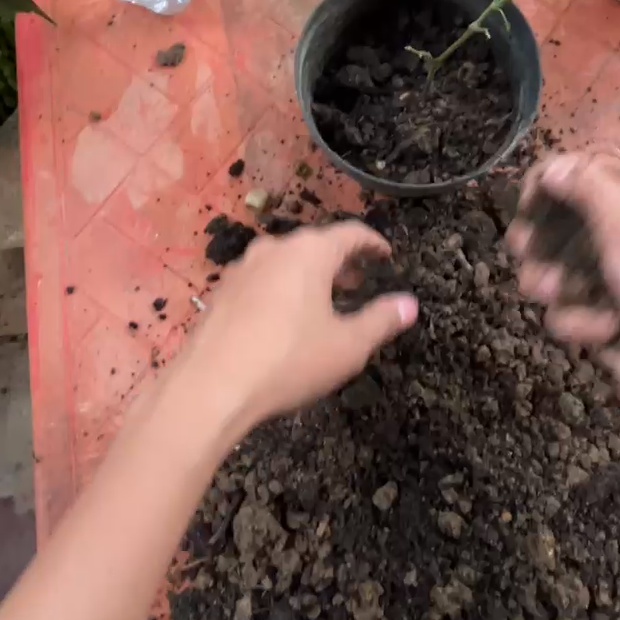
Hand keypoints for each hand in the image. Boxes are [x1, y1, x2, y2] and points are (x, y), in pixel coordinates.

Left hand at [173, 222, 417, 434]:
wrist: (209, 386)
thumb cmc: (288, 360)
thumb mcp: (347, 345)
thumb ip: (382, 320)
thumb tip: (410, 303)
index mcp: (310, 252)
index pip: (351, 233)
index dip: (373, 243)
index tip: (386, 255)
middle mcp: (276, 248)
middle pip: (316, 244)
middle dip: (341, 260)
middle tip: (359, 280)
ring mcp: (244, 266)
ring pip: (287, 260)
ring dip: (310, 274)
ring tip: (325, 300)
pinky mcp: (223, 290)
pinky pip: (263, 278)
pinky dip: (283, 287)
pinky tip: (285, 317)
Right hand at [506, 152, 619, 420]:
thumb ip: (587, 187)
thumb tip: (552, 167)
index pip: (570, 181)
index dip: (545, 186)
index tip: (528, 202)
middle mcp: (606, 240)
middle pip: (547, 228)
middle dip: (534, 241)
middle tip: (528, 248)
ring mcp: (598, 283)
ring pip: (545, 273)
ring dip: (551, 284)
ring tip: (563, 292)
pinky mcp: (592, 323)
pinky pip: (561, 315)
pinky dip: (579, 322)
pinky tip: (606, 330)